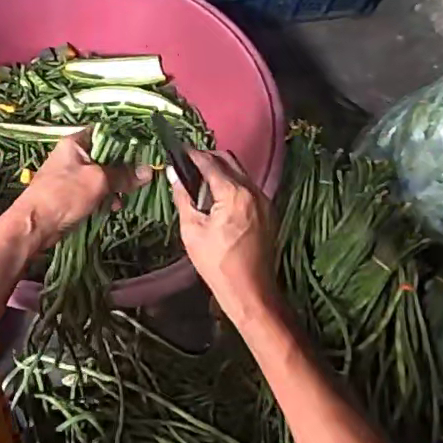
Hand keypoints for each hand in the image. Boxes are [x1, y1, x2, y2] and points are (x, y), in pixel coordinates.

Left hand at [6, 131, 147, 250]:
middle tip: (144, 173)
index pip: (105, 132)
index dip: (126, 138)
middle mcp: (74, 155)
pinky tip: (116, 206)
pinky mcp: (73, 193)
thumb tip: (148, 171)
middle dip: (125, 165)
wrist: (35, 225)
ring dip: (118, 183)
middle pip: (106, 154)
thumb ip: (122, 175)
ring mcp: (73, 175)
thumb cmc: (64, 195)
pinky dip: (107, 195)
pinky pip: (96, 189)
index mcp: (75, 143)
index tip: (145, 147)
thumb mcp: (97, 181)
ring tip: (132, 193)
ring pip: (103, 174)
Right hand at [169, 150, 279, 317]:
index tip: (179, 151)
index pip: (210, 162)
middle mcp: (253, 190)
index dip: (192, 155)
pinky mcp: (268, 211)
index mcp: (234, 193)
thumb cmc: (216, 263)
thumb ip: (183, 197)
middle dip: (208, 158)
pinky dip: (232, 184)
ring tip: (200, 180)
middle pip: (229, 160)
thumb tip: (174, 174)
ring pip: (240, 172)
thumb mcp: (192, 230)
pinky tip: (218, 197)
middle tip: (188, 164)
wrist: (250, 291)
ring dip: (221, 170)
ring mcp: (264, 200)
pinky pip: (248, 187)